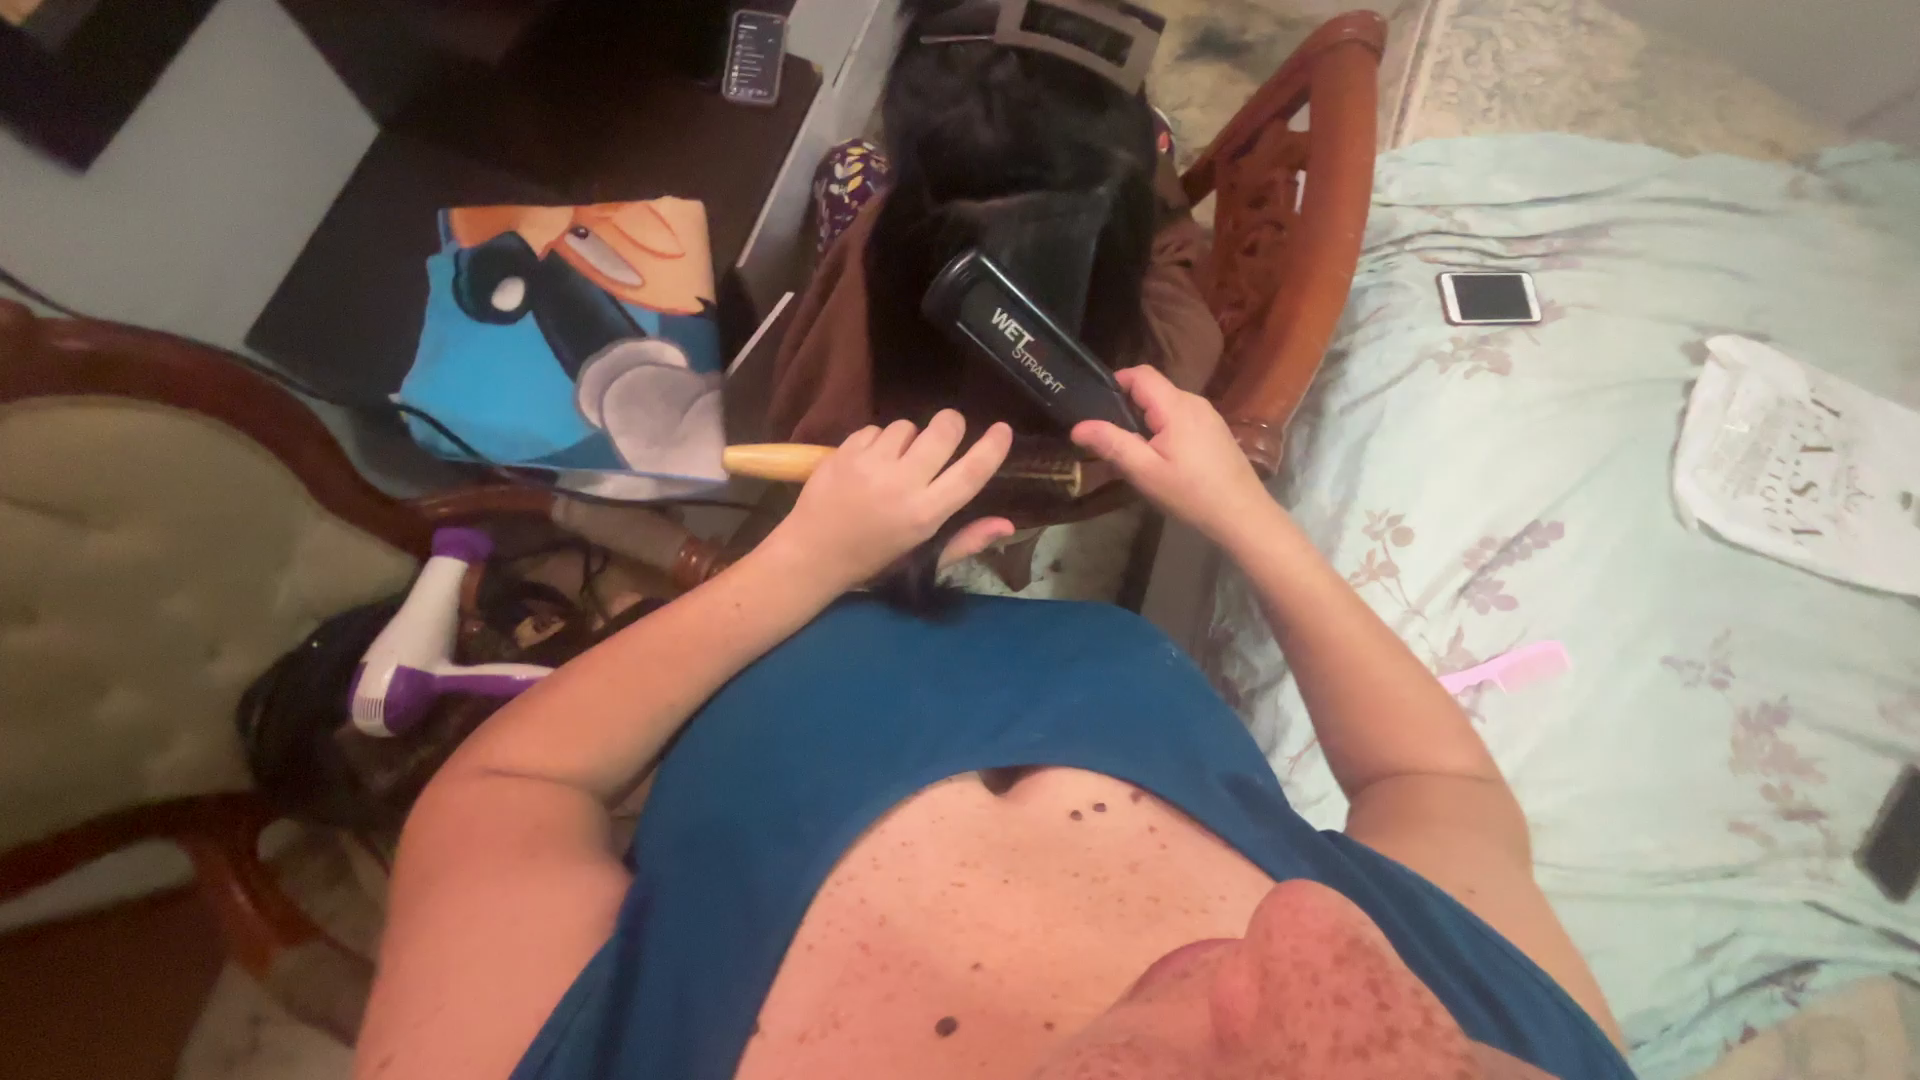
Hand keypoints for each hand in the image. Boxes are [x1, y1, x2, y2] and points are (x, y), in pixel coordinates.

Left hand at [764, 410, 1015, 592]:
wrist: (812, 554)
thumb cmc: (873, 560)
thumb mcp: (922, 558)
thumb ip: (966, 540)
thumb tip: (1008, 524)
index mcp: (926, 514)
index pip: (971, 472)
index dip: (993, 447)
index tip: (1003, 430)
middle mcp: (902, 484)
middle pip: (943, 430)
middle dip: (951, 424)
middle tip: (947, 434)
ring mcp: (871, 465)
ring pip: (906, 427)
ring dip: (908, 438)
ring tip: (896, 461)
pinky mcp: (845, 452)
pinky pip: (875, 429)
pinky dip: (878, 441)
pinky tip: (870, 463)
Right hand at [1071, 367, 1273, 545]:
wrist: (1242, 515)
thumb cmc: (1191, 493)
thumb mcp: (1145, 471)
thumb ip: (1112, 444)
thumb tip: (1078, 426)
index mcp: (1176, 406)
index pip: (1141, 374)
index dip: (1115, 382)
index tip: (1096, 406)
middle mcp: (1194, 402)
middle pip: (1153, 390)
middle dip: (1128, 406)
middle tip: (1110, 438)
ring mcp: (1208, 416)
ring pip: (1167, 405)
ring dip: (1146, 420)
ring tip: (1133, 452)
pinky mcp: (1215, 431)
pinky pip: (1181, 418)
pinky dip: (1164, 429)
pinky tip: (1161, 459)